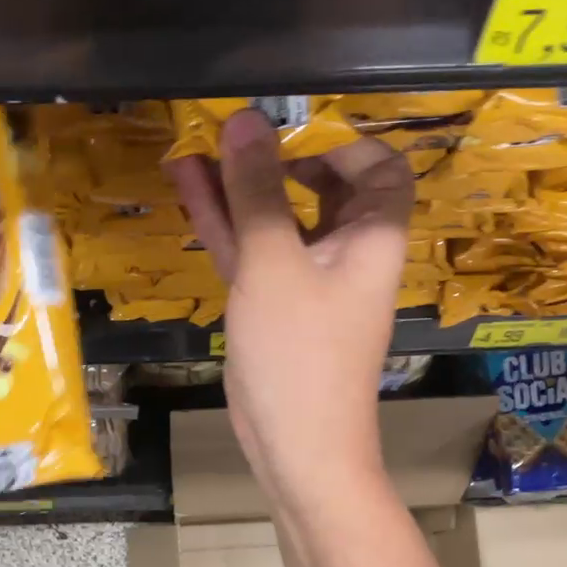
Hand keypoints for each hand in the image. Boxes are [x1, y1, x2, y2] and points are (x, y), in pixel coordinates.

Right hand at [167, 109, 415, 507]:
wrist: (297, 447)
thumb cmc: (299, 352)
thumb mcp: (274, 264)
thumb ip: (258, 191)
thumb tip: (246, 120)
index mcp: (372, 236)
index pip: (380, 167)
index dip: (342, 142)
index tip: (291, 130)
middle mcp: (345, 252)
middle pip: (321, 187)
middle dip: (275, 158)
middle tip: (232, 137)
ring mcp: (306, 280)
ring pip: (276, 218)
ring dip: (238, 187)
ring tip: (192, 149)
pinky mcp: (274, 305)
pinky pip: (253, 251)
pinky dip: (225, 223)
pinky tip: (187, 188)